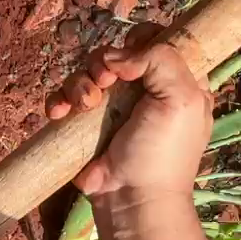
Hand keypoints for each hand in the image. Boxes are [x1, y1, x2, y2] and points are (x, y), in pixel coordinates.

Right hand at [45, 25, 213, 203]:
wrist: (130, 198)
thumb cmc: (163, 152)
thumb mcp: (182, 100)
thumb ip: (160, 61)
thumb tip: (116, 57)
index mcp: (175, 82)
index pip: (156, 41)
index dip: (139, 41)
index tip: (131, 55)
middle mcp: (141, 91)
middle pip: (112, 55)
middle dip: (102, 65)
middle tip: (105, 84)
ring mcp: (109, 108)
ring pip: (84, 75)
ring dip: (77, 85)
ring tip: (83, 106)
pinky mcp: (83, 124)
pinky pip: (63, 99)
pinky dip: (58, 101)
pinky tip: (58, 114)